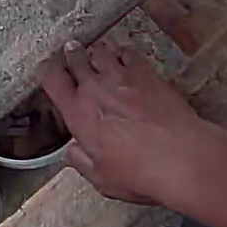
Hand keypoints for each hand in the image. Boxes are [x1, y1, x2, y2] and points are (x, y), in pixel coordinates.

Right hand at [37, 39, 226, 206]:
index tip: (47, 70)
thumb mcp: (102, 177)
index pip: (51, 78)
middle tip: (71, 52)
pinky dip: (122, 52)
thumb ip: (82, 161)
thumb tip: (72, 154)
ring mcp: (121, 76)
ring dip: (96, 50)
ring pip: (101, 50)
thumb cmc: (140, 171)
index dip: (46, 70)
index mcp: (78, 112)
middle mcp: (95, 88)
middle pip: (76, 57)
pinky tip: (124, 56)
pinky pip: (128, 52)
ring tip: (96, 52)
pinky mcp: (146, 73)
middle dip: (72, 54)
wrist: (180, 156)